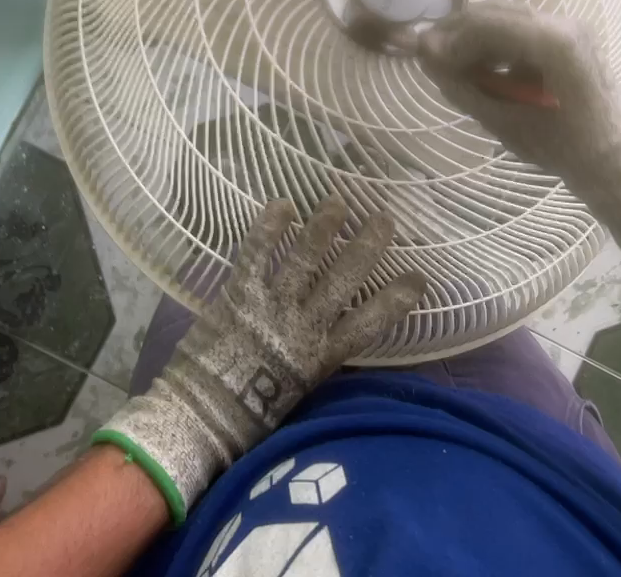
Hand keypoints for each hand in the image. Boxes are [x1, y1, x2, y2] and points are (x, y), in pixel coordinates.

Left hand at [95, 198, 426, 523]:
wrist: (201, 419)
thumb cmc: (252, 414)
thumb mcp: (300, 389)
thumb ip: (319, 356)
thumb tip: (336, 330)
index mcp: (322, 356)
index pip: (368, 324)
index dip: (394, 300)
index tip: (418, 278)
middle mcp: (302, 326)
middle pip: (342, 281)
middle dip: (365, 248)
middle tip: (384, 219)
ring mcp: (271, 307)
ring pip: (303, 261)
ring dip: (322, 229)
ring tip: (337, 202)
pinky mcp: (238, 295)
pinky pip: (256, 256)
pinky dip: (268, 230)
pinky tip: (283, 204)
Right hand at [418, 4, 620, 250]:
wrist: (613, 159)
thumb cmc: (561, 148)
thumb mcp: (502, 121)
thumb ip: (461, 86)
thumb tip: (424, 57)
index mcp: (551, 41)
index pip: (484, 24)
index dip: (448, 38)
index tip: (420, 56)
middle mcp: (562, 21)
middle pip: (494, 14)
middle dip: (459, 34)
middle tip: (430, 58)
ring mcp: (570, 25)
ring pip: (506, 19)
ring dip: (477, 39)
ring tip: (457, 69)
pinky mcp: (570, 35)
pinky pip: (523, 29)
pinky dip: (498, 45)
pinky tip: (487, 70)